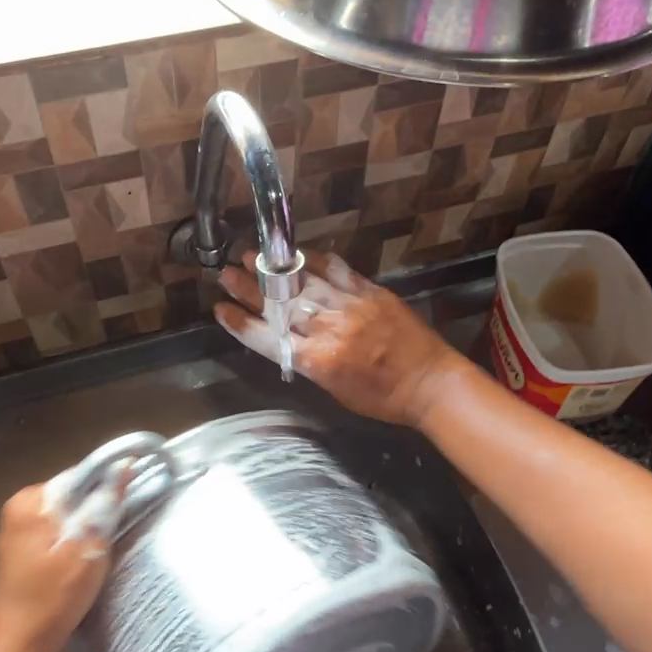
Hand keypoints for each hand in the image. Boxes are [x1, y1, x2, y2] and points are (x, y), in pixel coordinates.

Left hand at [0, 480, 118, 651]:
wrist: (18, 648)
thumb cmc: (54, 597)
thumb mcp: (88, 548)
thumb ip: (105, 504)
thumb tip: (124, 464)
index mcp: (31, 500)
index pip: (81, 476)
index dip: (109, 486)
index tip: (131, 501)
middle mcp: (19, 507)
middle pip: (73, 495)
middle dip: (96, 509)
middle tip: (114, 534)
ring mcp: (16, 530)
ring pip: (66, 515)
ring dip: (86, 527)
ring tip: (101, 549)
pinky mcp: (20, 551)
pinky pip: (55, 531)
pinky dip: (72, 540)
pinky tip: (82, 561)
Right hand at [215, 251, 474, 428]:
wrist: (430, 383)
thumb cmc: (383, 398)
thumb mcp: (336, 389)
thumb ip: (312, 362)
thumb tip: (292, 340)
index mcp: (317, 361)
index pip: (267, 338)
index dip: (241, 322)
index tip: (221, 309)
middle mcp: (328, 329)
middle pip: (280, 305)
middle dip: (250, 287)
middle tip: (228, 272)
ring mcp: (349, 306)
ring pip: (304, 282)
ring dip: (276, 268)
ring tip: (254, 255)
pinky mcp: (369, 292)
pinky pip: (337, 270)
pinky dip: (316, 260)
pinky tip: (299, 252)